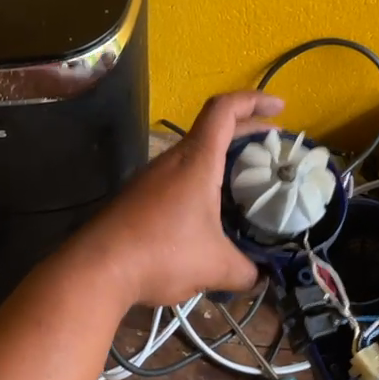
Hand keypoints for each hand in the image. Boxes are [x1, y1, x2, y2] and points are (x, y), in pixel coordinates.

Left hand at [72, 91, 282, 306]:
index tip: (280, 108)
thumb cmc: (162, 253)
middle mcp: (172, 160)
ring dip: (222, 161)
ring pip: (194, 157)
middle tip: (274, 149)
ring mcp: (151, 178)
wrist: (98, 268)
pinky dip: (201, 183)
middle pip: (212, 130)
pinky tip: (210, 213)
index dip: (254, 101)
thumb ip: (247, 271)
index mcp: (197, 160)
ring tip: (247, 183)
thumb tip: (260, 277)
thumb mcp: (216, 266)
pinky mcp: (138, 199)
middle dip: (246, 132)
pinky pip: (178, 179)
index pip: (225, 111)